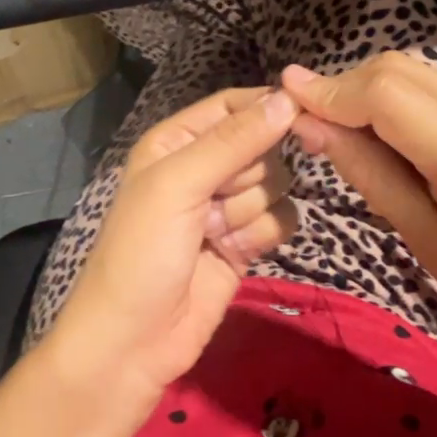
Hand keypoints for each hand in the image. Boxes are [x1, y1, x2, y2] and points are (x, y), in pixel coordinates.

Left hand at [44, 87, 300, 405]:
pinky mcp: (245, 241)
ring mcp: (225, 206)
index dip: (266, 108)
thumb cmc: (142, 251)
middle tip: (215, 202)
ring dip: (249, 211)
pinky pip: (280, 219)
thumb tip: (287, 98)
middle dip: (249, 174)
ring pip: (275, 184)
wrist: (135, 339)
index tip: (301, 116)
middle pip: (262, 145)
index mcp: (175, 141)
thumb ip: (233, 141)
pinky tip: (232, 252)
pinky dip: (261, 235)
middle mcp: (201, 167)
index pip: (232, 105)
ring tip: (213, 235)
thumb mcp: (178, 185)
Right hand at [280, 55, 436, 377]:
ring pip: (420, 75)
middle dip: (346, 85)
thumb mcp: (425, 240)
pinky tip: (384, 135)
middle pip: (402, 70)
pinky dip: (399, 102)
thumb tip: (309, 126)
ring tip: (339, 128)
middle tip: (308, 118)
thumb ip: (367, 173)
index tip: (284, 93)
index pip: (388, 96)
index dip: (331, 91)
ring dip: (371, 91)